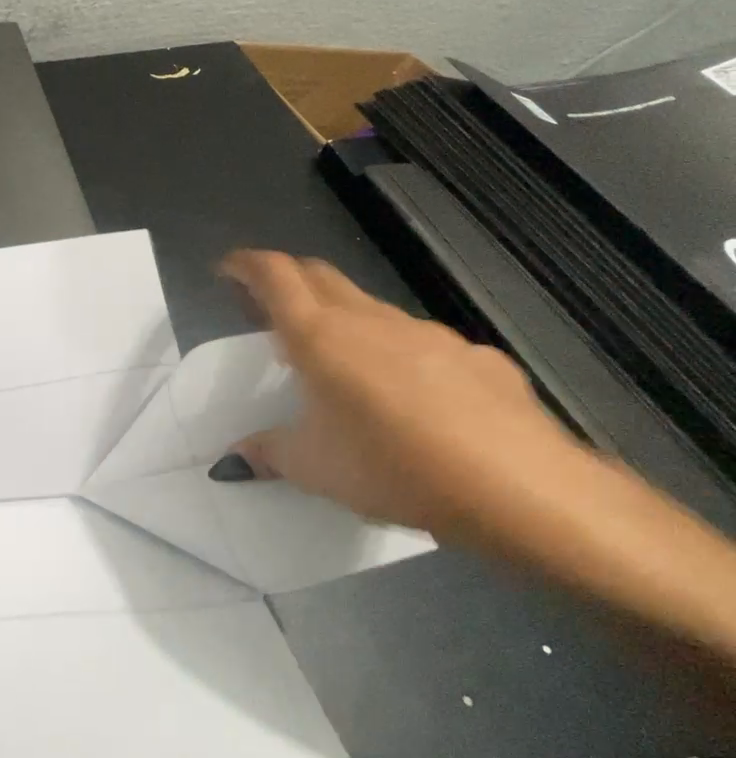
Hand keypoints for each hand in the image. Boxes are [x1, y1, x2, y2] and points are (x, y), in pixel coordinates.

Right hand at [217, 249, 581, 537]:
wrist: (529, 492)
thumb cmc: (396, 470)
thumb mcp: (314, 469)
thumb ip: (269, 453)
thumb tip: (237, 457)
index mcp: (320, 338)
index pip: (274, 276)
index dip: (246, 265)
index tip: (227, 270)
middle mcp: (371, 322)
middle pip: (320, 277)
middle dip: (288, 282)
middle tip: (268, 309)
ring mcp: (431, 336)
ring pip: (372, 310)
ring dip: (344, 321)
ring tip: (339, 362)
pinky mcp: (480, 358)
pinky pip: (424, 345)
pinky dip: (400, 355)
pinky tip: (413, 400)